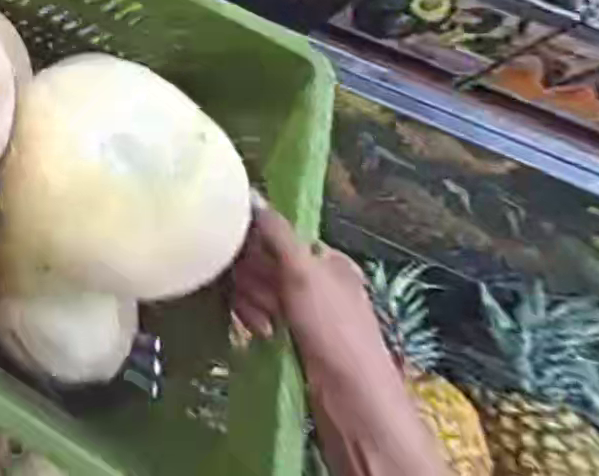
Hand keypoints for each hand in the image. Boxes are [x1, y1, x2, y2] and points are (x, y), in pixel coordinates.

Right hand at [229, 202, 381, 365]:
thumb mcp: (304, 273)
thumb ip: (276, 231)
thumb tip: (250, 193)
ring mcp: (303, 309)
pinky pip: (256, 310)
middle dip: (252, 275)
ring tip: (262, 320)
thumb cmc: (334, 331)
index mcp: (327, 259)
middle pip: (262, 258)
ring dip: (251, 300)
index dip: (256, 241)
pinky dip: (254, 318)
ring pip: (255, 285)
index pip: (277, 233)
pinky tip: (262, 333)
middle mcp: (315, 280)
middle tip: (259, 293)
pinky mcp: (291, 333)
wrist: (354, 406)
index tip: (244, 254)